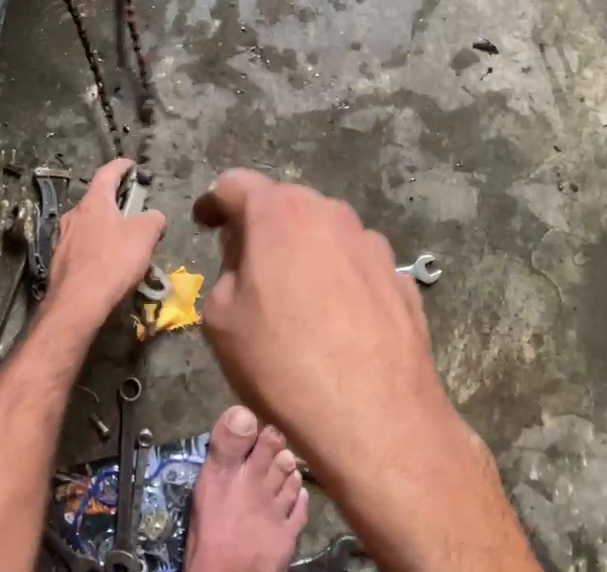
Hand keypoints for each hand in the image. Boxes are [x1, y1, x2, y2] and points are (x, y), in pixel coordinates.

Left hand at [45, 158, 166, 326]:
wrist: (77, 304)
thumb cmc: (112, 262)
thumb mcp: (145, 235)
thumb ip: (153, 219)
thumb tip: (154, 218)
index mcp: (93, 202)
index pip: (107, 172)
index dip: (122, 166)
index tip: (132, 165)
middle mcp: (73, 214)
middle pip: (97, 200)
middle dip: (115, 202)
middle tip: (134, 212)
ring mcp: (62, 238)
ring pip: (88, 225)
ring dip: (105, 227)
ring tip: (123, 243)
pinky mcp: (59, 261)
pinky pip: (81, 246)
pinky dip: (96, 248)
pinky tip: (106, 265)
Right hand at [193, 171, 454, 484]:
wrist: (377, 421)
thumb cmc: (283, 364)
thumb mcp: (221, 319)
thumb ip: (227, 271)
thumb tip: (246, 261)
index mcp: (279, 213)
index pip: (235, 184)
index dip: (214, 202)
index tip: (205, 222)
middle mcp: (330, 214)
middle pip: (285, 204)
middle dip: (261, 225)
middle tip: (245, 263)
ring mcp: (372, 245)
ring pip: (325, 233)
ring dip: (304, 250)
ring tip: (294, 298)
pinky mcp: (401, 279)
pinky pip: (357, 266)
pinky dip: (339, 279)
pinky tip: (336, 321)